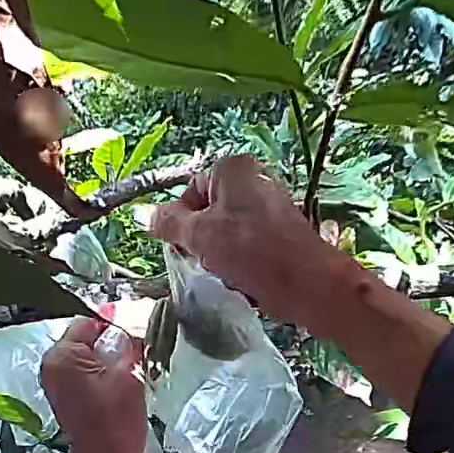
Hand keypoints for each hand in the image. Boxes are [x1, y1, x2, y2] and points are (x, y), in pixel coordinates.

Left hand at [40, 318, 145, 452]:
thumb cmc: (117, 420)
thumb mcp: (129, 374)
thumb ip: (127, 343)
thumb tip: (130, 321)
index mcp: (62, 356)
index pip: (89, 322)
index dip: (116, 322)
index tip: (139, 326)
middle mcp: (51, 366)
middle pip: (85, 338)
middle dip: (112, 341)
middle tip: (140, 347)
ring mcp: (55, 383)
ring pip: (86, 356)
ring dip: (109, 358)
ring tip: (135, 364)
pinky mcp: (65, 398)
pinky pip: (84, 373)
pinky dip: (102, 373)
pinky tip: (122, 381)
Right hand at [149, 155, 354, 332]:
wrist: (308, 284)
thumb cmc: (251, 252)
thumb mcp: (200, 236)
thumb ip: (169, 224)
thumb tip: (145, 215)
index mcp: (234, 168)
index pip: (190, 190)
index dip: (180, 220)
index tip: (181, 247)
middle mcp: (256, 181)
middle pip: (211, 213)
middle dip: (203, 241)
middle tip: (204, 262)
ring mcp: (273, 209)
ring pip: (230, 235)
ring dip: (222, 257)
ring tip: (228, 274)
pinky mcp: (284, 236)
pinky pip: (251, 249)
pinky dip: (244, 264)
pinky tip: (247, 280)